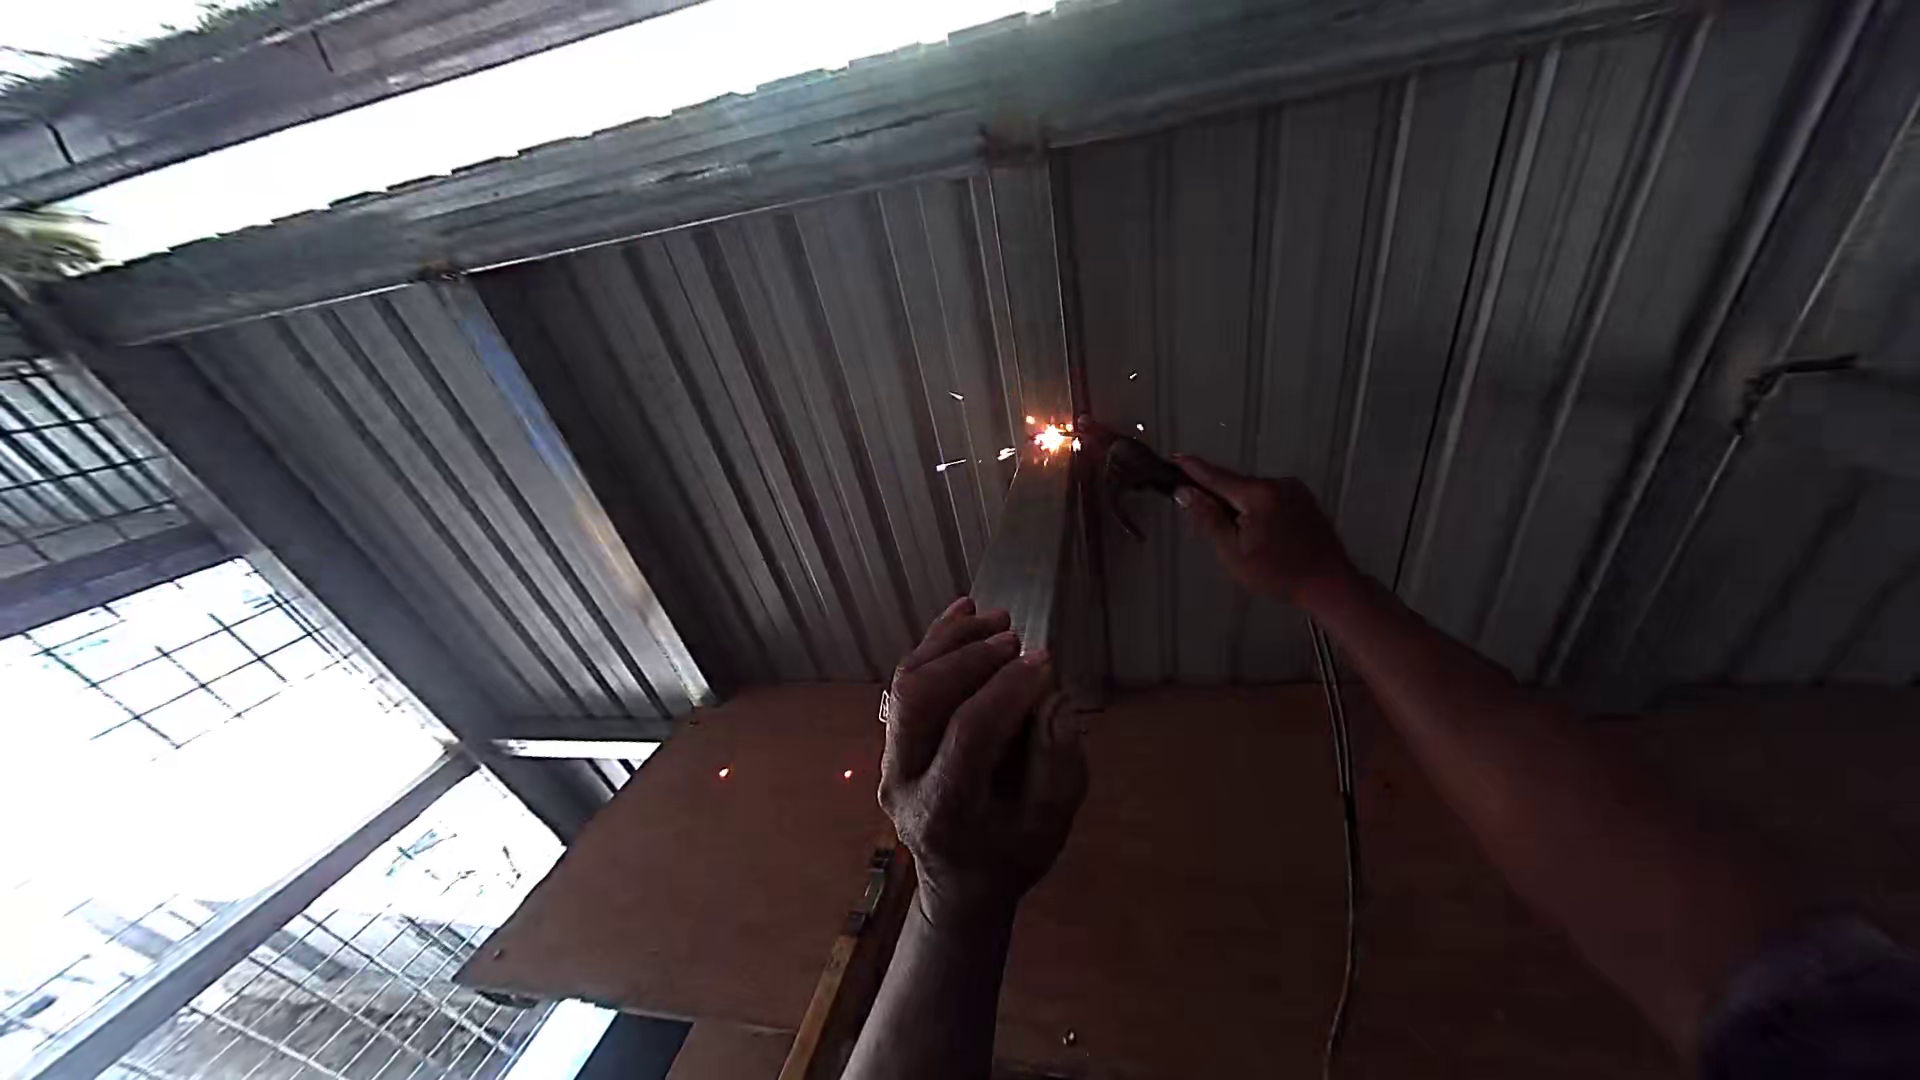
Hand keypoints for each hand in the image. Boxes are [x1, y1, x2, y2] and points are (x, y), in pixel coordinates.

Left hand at [879, 597, 1087, 933]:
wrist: (960, 882)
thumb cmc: (1011, 856)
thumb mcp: (1050, 824)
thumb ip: (1056, 761)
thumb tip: (1051, 697)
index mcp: (945, 812)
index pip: (969, 734)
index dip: (1008, 690)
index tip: (1043, 661)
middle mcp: (903, 780)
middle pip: (920, 699)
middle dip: (969, 657)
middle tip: (1014, 638)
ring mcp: (889, 758)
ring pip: (906, 682)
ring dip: (950, 641)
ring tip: (995, 618)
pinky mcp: (890, 739)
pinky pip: (906, 681)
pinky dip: (935, 643)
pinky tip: (964, 613)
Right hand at [1172, 455, 1355, 604]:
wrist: (1329, 585)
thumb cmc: (1277, 573)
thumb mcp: (1232, 551)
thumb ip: (1208, 518)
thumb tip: (1185, 492)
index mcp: (1258, 494)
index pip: (1216, 477)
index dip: (1192, 468)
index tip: (1174, 457)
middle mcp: (1278, 484)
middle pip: (1234, 485)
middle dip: (1216, 496)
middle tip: (1201, 517)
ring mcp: (1295, 491)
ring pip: (1251, 492)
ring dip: (1236, 505)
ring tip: (1235, 535)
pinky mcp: (1304, 501)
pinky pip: (1268, 497)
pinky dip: (1254, 508)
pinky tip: (1256, 532)